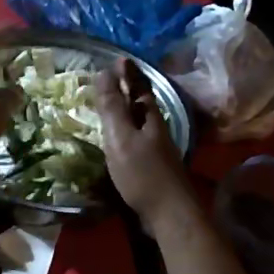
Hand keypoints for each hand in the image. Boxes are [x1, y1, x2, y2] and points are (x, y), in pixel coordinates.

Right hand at [97, 58, 197, 235]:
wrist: (169, 214)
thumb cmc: (143, 174)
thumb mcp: (121, 138)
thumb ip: (112, 107)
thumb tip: (105, 72)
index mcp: (150, 118)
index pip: (139, 88)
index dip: (128, 74)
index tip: (118, 59)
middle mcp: (156, 130)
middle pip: (141, 105)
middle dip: (128, 91)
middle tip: (110, 81)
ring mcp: (157, 150)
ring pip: (140, 123)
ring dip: (126, 113)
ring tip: (110, 108)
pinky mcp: (153, 168)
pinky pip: (137, 141)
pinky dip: (125, 134)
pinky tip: (117, 142)